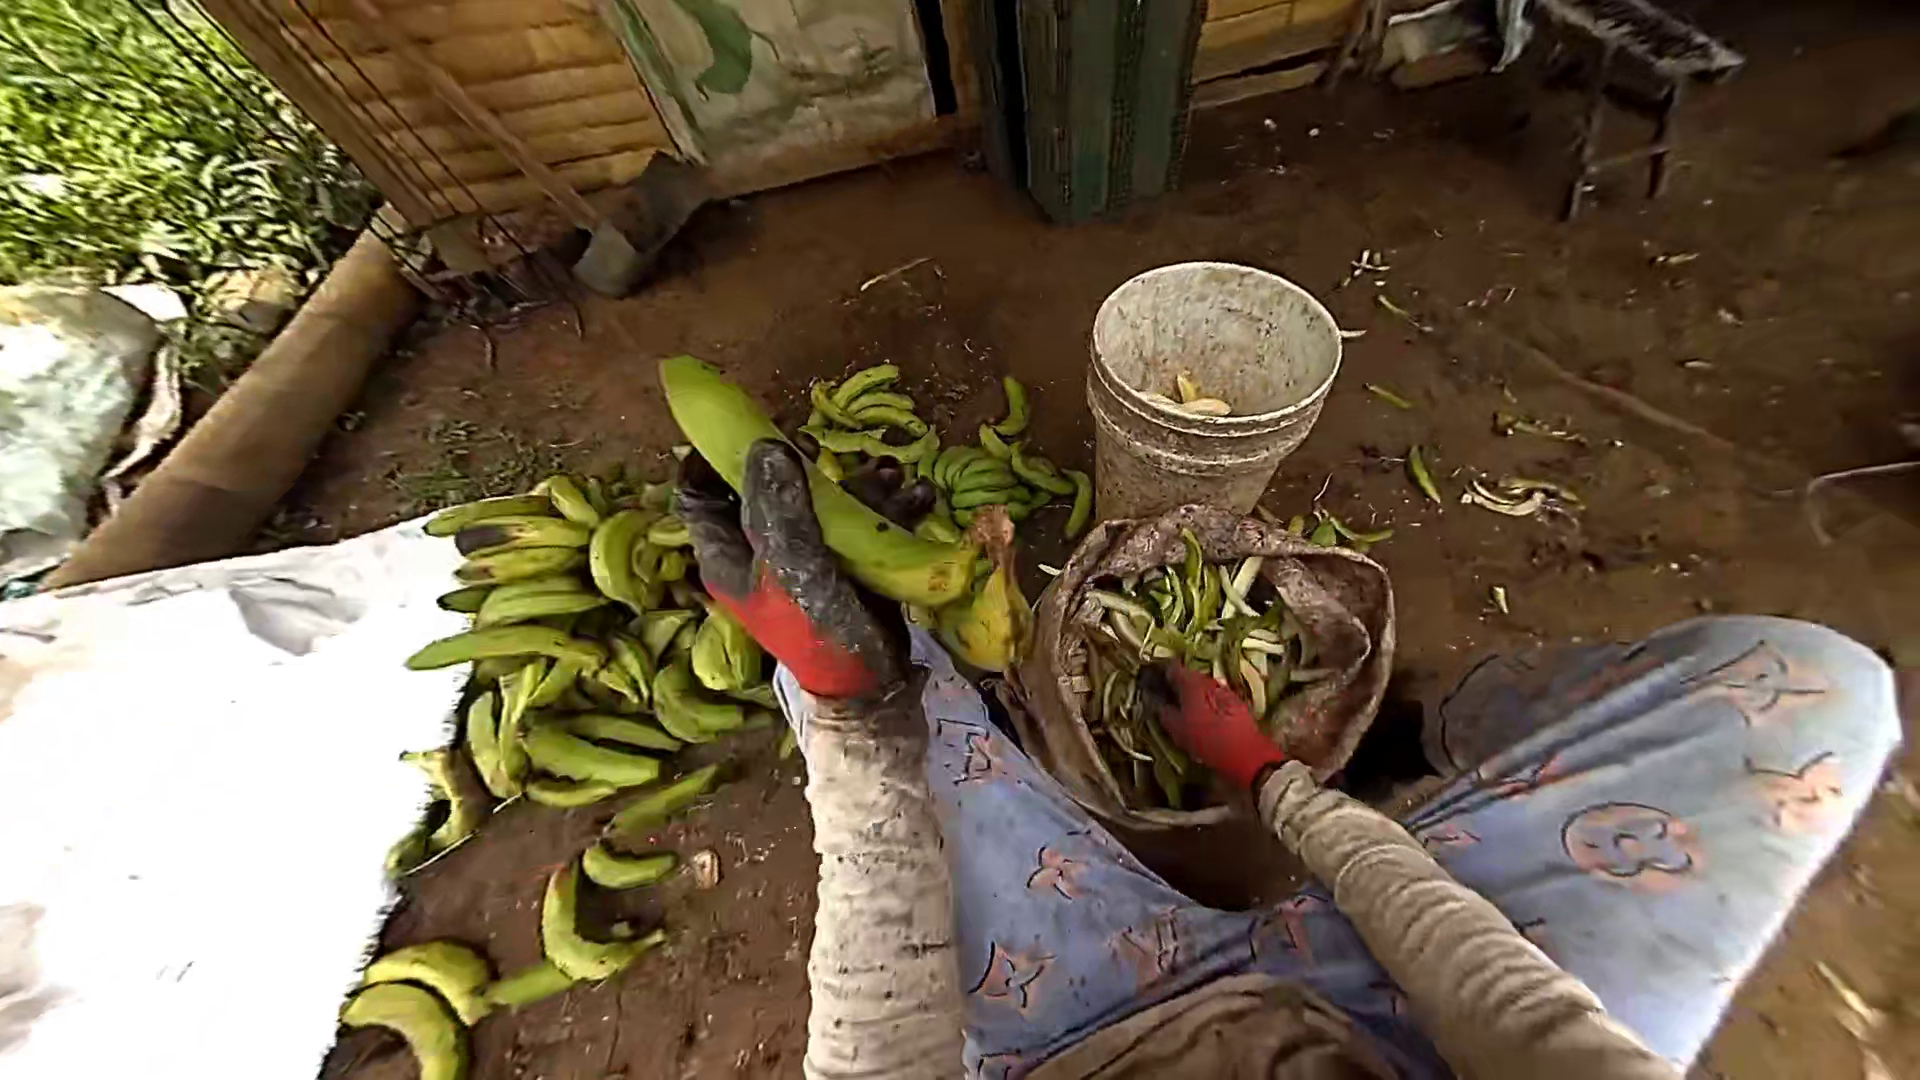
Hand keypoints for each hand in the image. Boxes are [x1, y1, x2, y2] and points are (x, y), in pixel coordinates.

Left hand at [679, 440, 904, 698]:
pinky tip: (916, 499)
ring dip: (861, 486)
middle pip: (771, 489)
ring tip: (895, 476)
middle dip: (803, 466)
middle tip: (824, 451)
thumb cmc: (818, 630)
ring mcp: (807, 554)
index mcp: (731, 555)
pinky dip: (886, 508)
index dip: (712, 459)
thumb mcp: (792, 568)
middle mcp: (764, 550)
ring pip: (823, 501)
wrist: (871, 681)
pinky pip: (860, 521)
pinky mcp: (846, 560)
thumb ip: (778, 510)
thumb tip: (767, 447)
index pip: (700, 497)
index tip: (744, 427)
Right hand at [1137, 662, 1287, 792]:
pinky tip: (1200, 717)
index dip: (1157, 671)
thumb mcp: (1176, 728)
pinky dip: (1203, 702)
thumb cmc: (1207, 739)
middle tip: (1163, 698)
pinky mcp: (1235, 703)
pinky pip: (1212, 697)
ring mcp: (1224, 690)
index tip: (1149, 681)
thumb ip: (1161, 710)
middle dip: (1174, 684)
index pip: (1169, 666)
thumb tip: (1152, 699)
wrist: (1248, 755)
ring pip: (1201, 687)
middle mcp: (1208, 680)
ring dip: (1190, 694)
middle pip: (1186, 675)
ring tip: (1180, 710)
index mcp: (1191, 681)